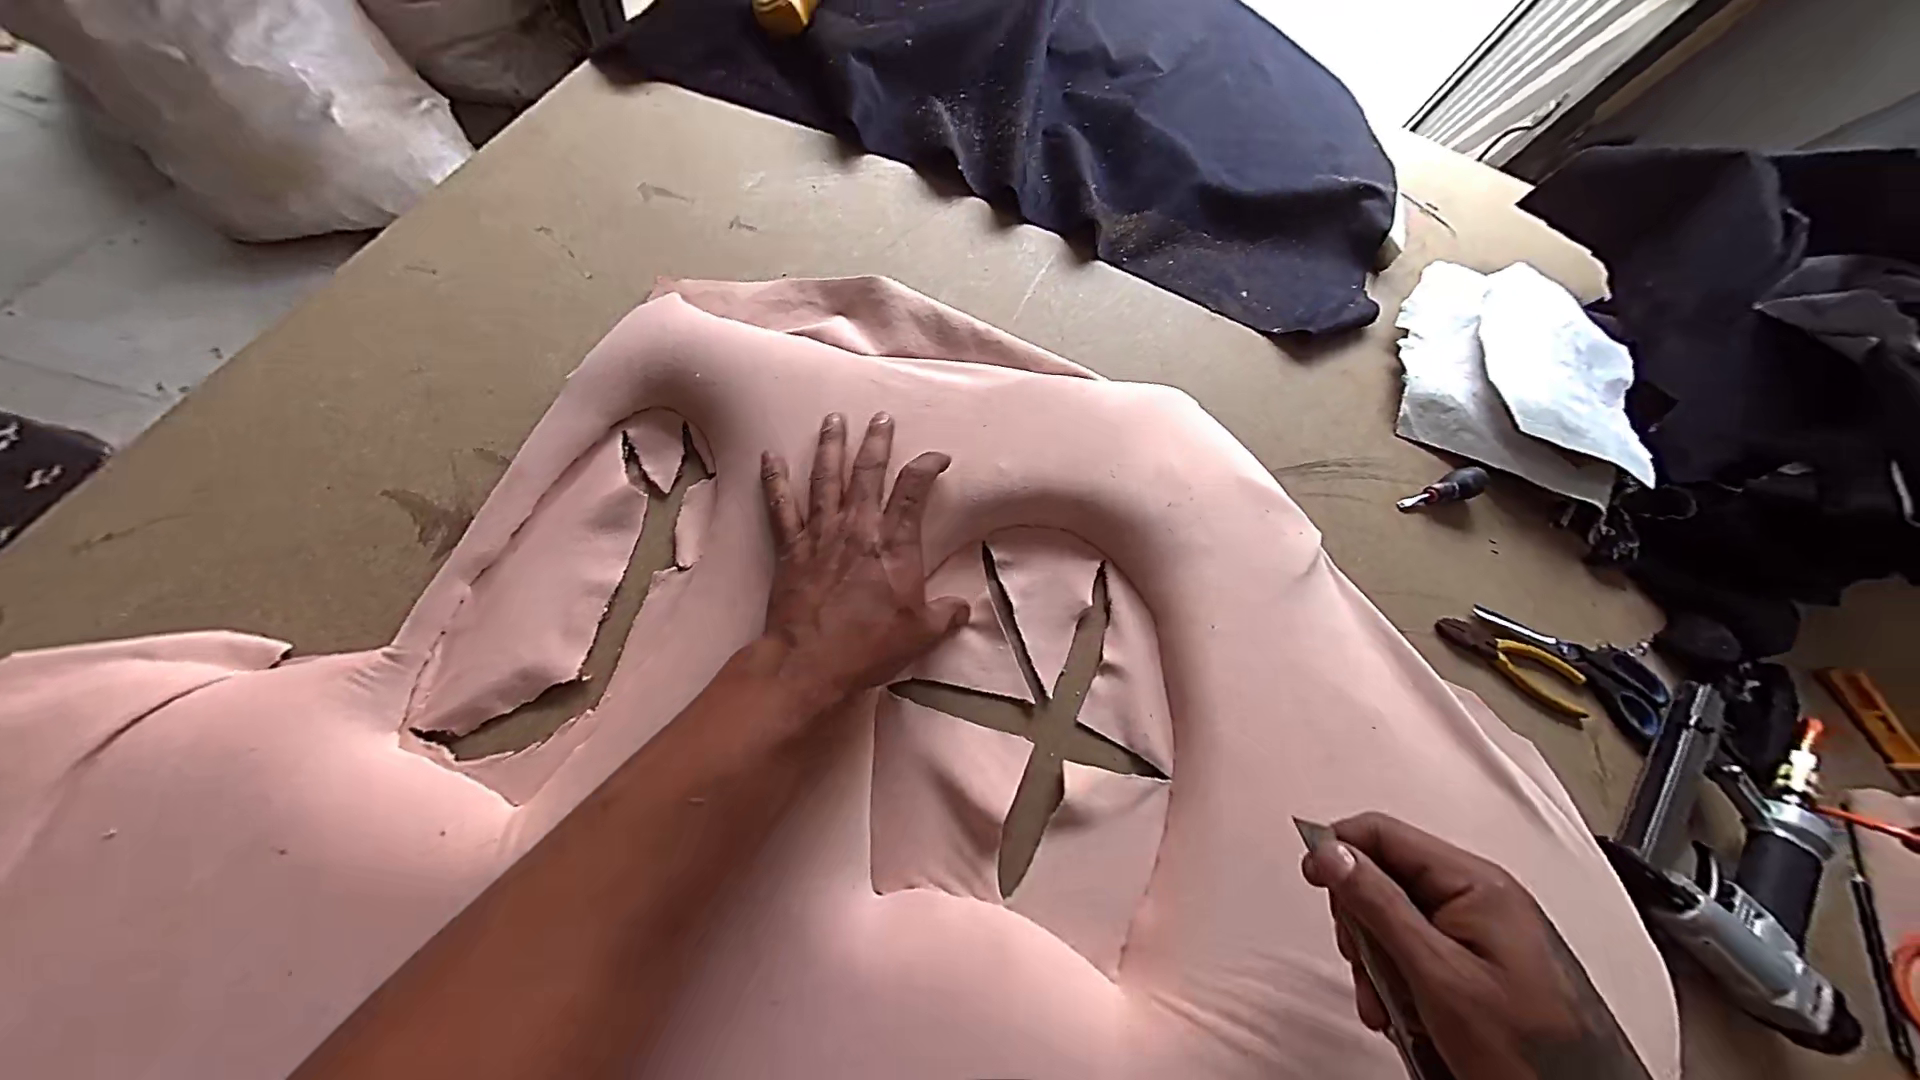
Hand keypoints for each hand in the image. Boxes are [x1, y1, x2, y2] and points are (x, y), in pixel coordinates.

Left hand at [758, 412, 969, 711]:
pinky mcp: (792, 547)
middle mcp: (857, 528)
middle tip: (880, 418)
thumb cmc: (868, 646)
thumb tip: (963, 608)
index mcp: (893, 544)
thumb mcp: (921, 633)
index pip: (913, 491)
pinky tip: (770, 457)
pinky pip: (781, 506)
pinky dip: (775, 480)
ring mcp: (821, 534)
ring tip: (833, 420)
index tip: (937, 458)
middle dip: (876, 442)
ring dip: (831, 447)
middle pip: (867, 473)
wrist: (810, 661)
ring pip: (826, 479)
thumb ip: (946, 614)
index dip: (926, 467)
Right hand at [1301, 813, 1651, 1079]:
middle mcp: (1476, 895)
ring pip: (1389, 913)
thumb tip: (1330, 850)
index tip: (1313, 878)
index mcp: (1475, 883)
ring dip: (1373, 956)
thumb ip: (1378, 904)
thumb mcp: (1437, 975)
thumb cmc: (1531, 1059)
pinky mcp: (1474, 958)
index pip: (1381, 832)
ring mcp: (1477, 927)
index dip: (1338, 848)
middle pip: (1381, 873)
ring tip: (1383, 1000)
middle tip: (1360, 959)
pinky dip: (1393, 973)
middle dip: (1358, 918)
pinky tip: (1399, 1008)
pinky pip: (1410, 944)